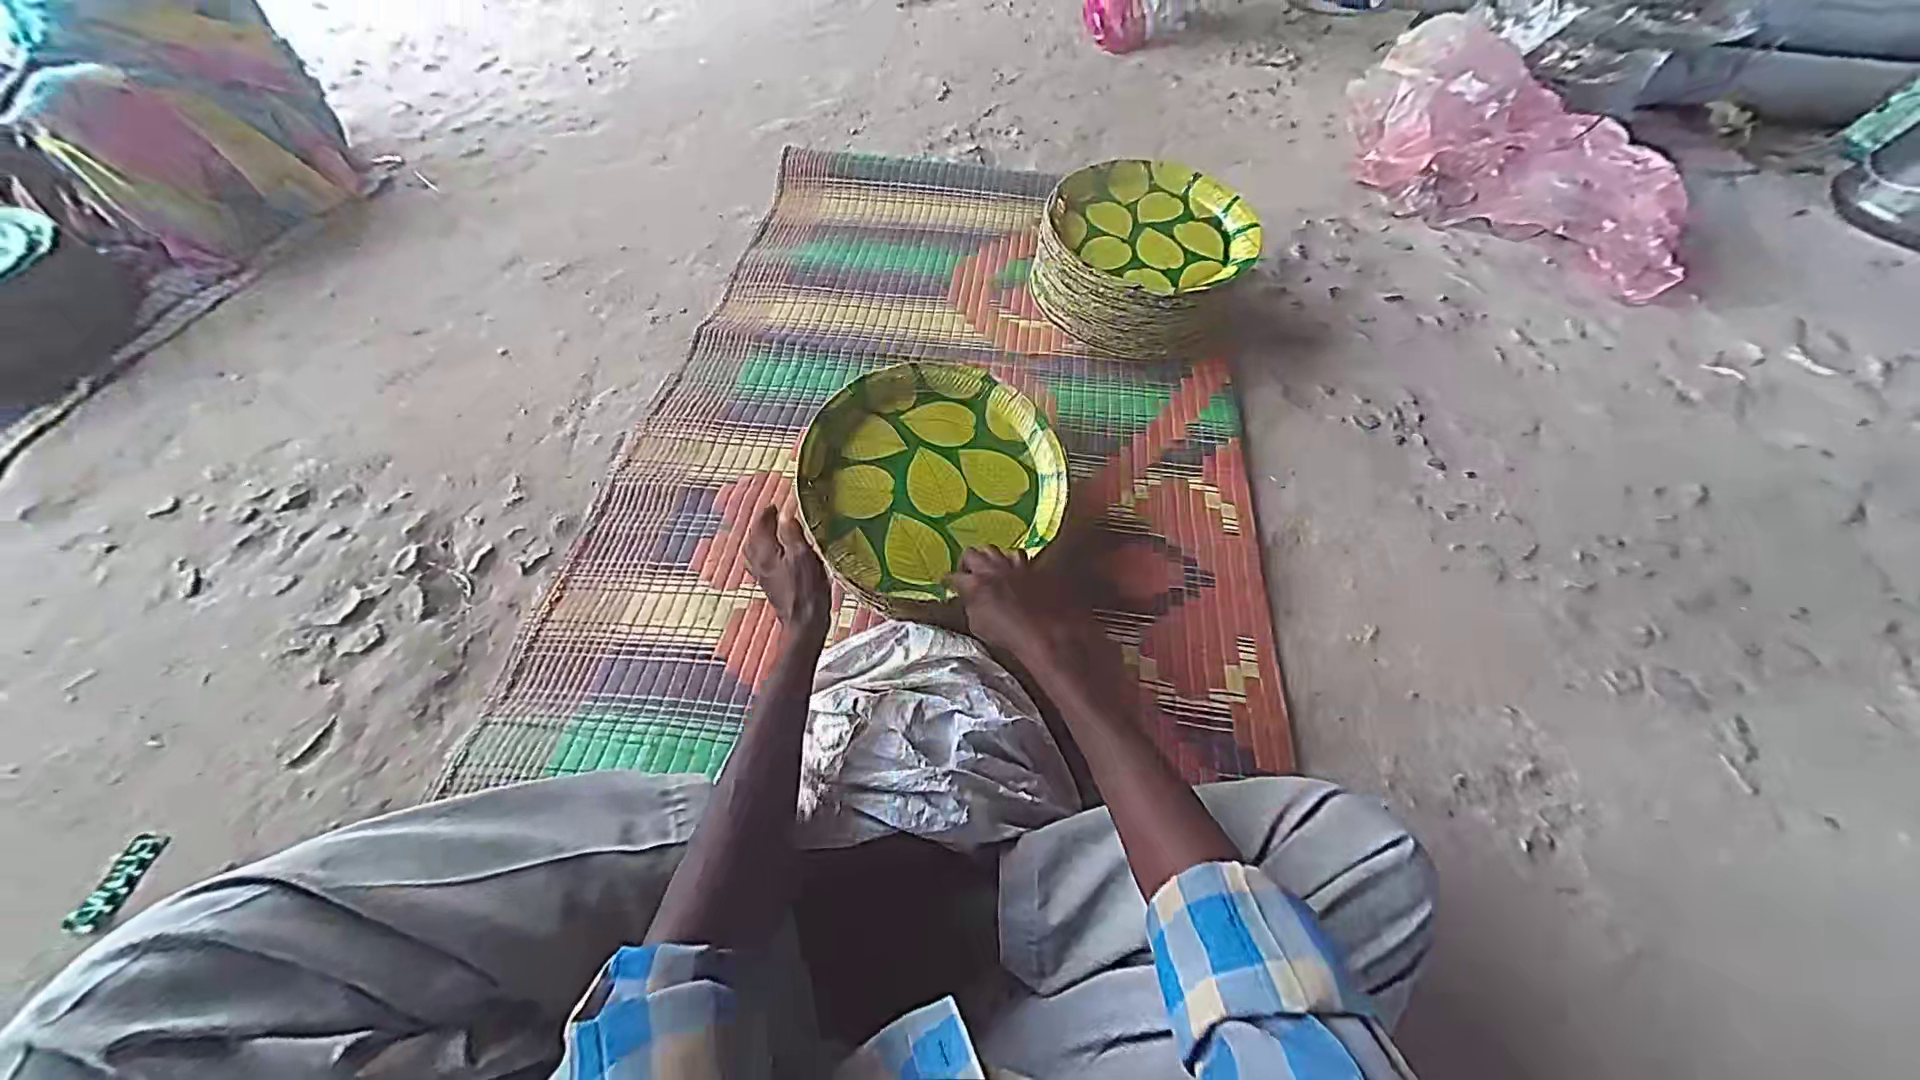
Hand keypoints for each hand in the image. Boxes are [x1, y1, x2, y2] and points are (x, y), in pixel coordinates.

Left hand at [744, 504, 831, 635]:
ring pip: (755, 551)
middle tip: (773, 516)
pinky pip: (762, 563)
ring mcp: (763, 576)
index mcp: (766, 553)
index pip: (761, 526)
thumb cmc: (806, 589)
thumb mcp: (802, 555)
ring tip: (773, 532)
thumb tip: (785, 515)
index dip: (768, 514)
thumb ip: (792, 533)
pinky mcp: (770, 585)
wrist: (804, 621)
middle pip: (754, 538)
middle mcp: (759, 563)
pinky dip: (766, 553)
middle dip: (762, 525)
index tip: (775, 505)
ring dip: (762, 539)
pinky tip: (775, 556)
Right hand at [946, 546, 1087, 664]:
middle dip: (966, 562)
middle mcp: (990, 570)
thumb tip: (968, 599)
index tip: (948, 584)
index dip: (948, 581)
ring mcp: (1010, 566)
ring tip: (987, 567)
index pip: (953, 577)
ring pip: (992, 548)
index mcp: (974, 585)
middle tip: (967, 573)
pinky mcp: (1028, 567)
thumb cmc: (1008, 634)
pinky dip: (1009, 559)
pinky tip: (1010, 567)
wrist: (1043, 631)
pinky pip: (1015, 554)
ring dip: (986, 557)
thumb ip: (969, 606)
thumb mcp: (977, 625)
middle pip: (971, 553)